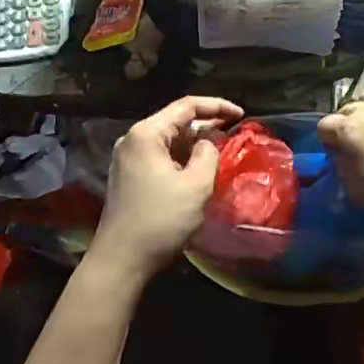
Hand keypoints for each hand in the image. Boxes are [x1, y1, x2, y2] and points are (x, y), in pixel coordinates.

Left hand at [91, 96, 244, 272]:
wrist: (122, 257)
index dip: (217, 107)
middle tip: (235, 132)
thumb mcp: (196, 185)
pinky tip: (198, 167)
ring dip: (194, 143)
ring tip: (221, 149)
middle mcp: (132, 140)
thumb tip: (207, 143)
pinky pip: (159, 157)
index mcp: (146, 134)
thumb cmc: (161, 220)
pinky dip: (181, 158)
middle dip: (206, 125)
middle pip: (174, 121)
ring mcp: (127, 159)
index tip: (241, 116)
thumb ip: (208, 154)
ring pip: (167, 141)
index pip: (186, 106)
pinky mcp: (128, 177)